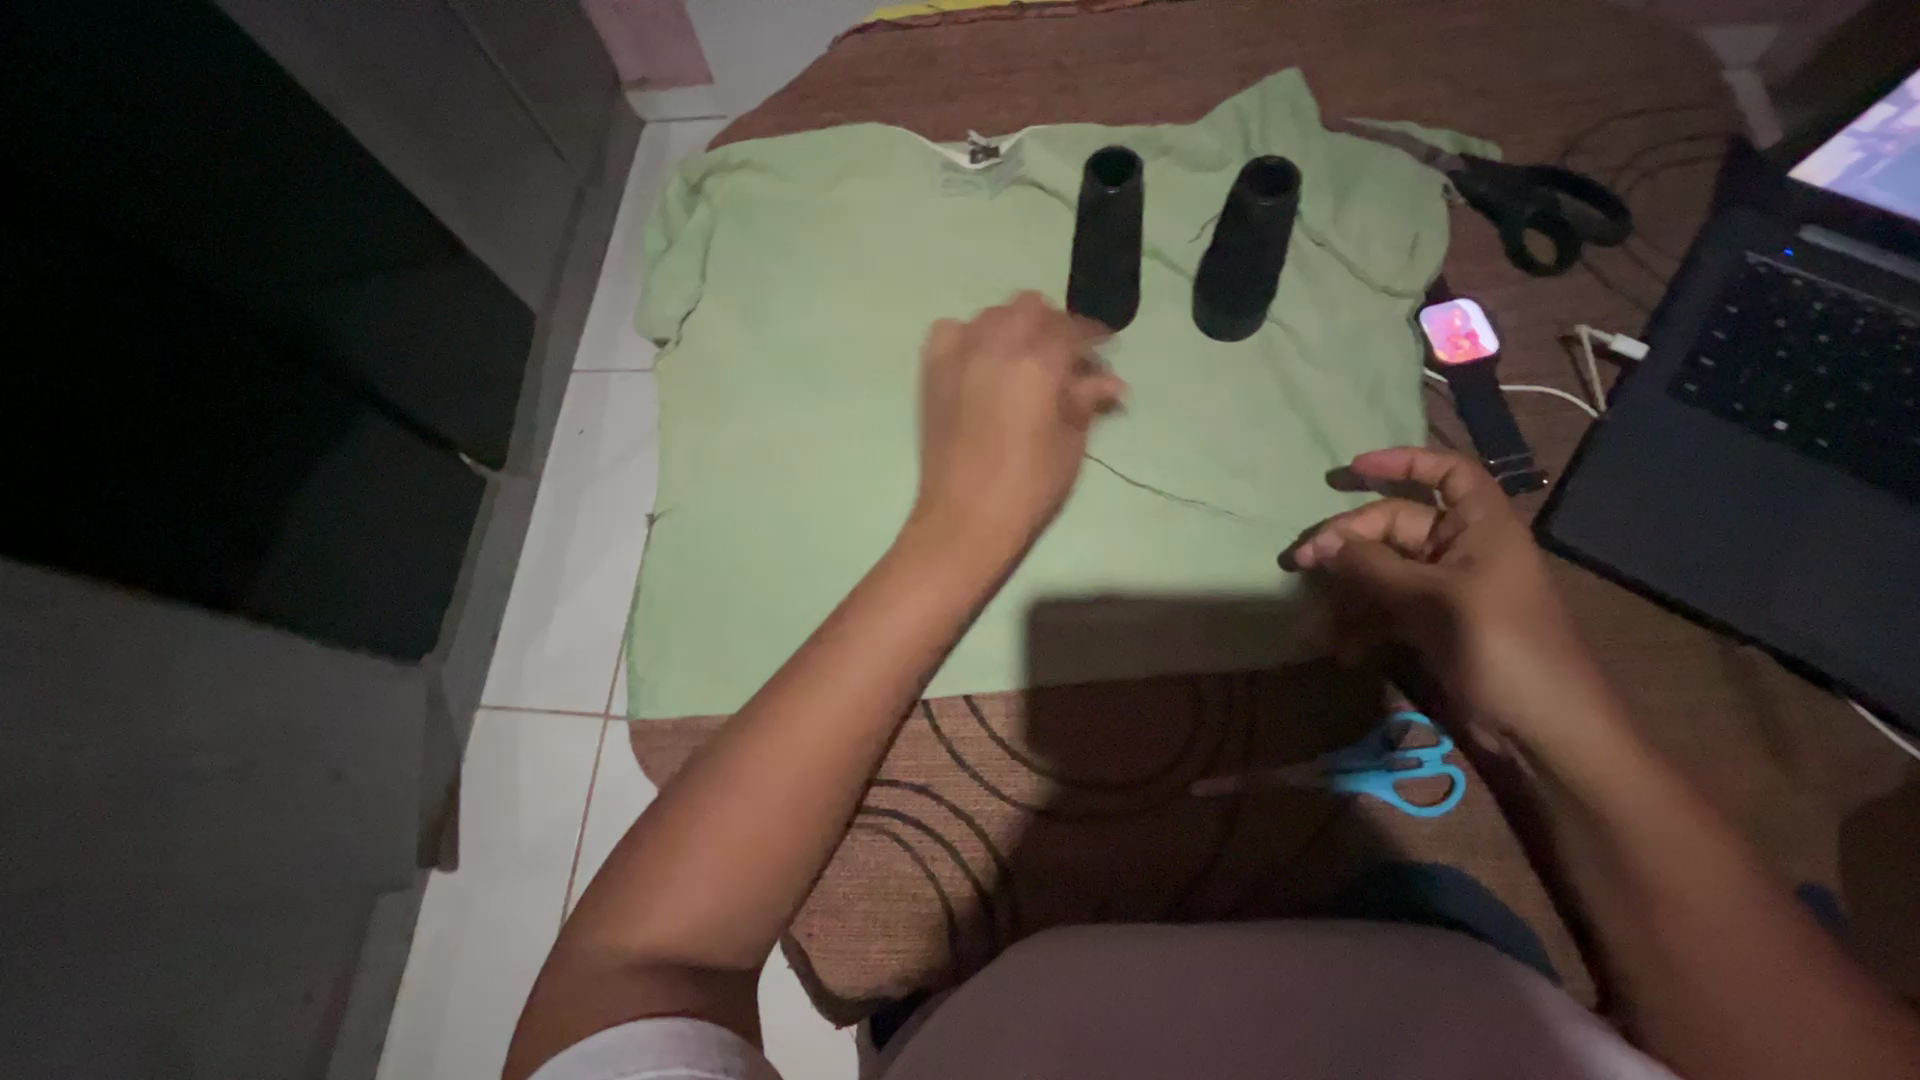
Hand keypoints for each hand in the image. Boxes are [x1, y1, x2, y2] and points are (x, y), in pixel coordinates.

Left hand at [910, 292, 1127, 553]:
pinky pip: (950, 331)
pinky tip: (981, 360)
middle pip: (1030, 308)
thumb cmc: (1027, 488)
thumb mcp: (1069, 445)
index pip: (1072, 330)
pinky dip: (970, 336)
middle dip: (1053, 325)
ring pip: (991, 315)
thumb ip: (1085, 401)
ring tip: (1025, 357)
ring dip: (1014, 326)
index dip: (1093, 336)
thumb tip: (1110, 382)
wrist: (964, 519)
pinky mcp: (932, 372)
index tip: (1105, 347)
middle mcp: (995, 347)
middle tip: (1066, 355)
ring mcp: (958, 356)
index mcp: (1037, 364)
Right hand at [1292, 447, 1626, 755]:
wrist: (1543, 729)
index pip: (1446, 473)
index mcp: (1480, 528)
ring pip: (1379, 572)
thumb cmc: (1504, 647)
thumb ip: (1377, 568)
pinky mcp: (1428, 626)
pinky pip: (1382, 611)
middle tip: (1302, 562)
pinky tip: (1342, 650)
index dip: (1402, 462)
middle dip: (1346, 543)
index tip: (1350, 470)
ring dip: (1345, 593)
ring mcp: (1441, 591)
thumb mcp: (1437, 601)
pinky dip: (1359, 626)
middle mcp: (1459, 550)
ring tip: (1314, 621)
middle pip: (1392, 526)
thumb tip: (1325, 544)